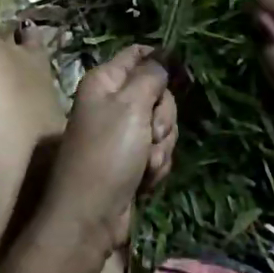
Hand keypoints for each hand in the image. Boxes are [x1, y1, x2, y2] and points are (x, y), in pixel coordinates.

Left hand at [43, 45, 176, 248]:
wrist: (90, 218)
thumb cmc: (107, 153)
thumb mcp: (131, 105)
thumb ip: (151, 75)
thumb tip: (163, 54)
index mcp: (105, 81)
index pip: (138, 54)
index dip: (161, 60)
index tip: (182, 74)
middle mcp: (112, 102)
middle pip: (157, 91)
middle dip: (163, 115)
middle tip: (152, 132)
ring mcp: (122, 132)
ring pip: (162, 123)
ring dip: (162, 144)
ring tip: (147, 162)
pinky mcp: (132, 159)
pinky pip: (158, 149)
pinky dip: (157, 163)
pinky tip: (146, 178)